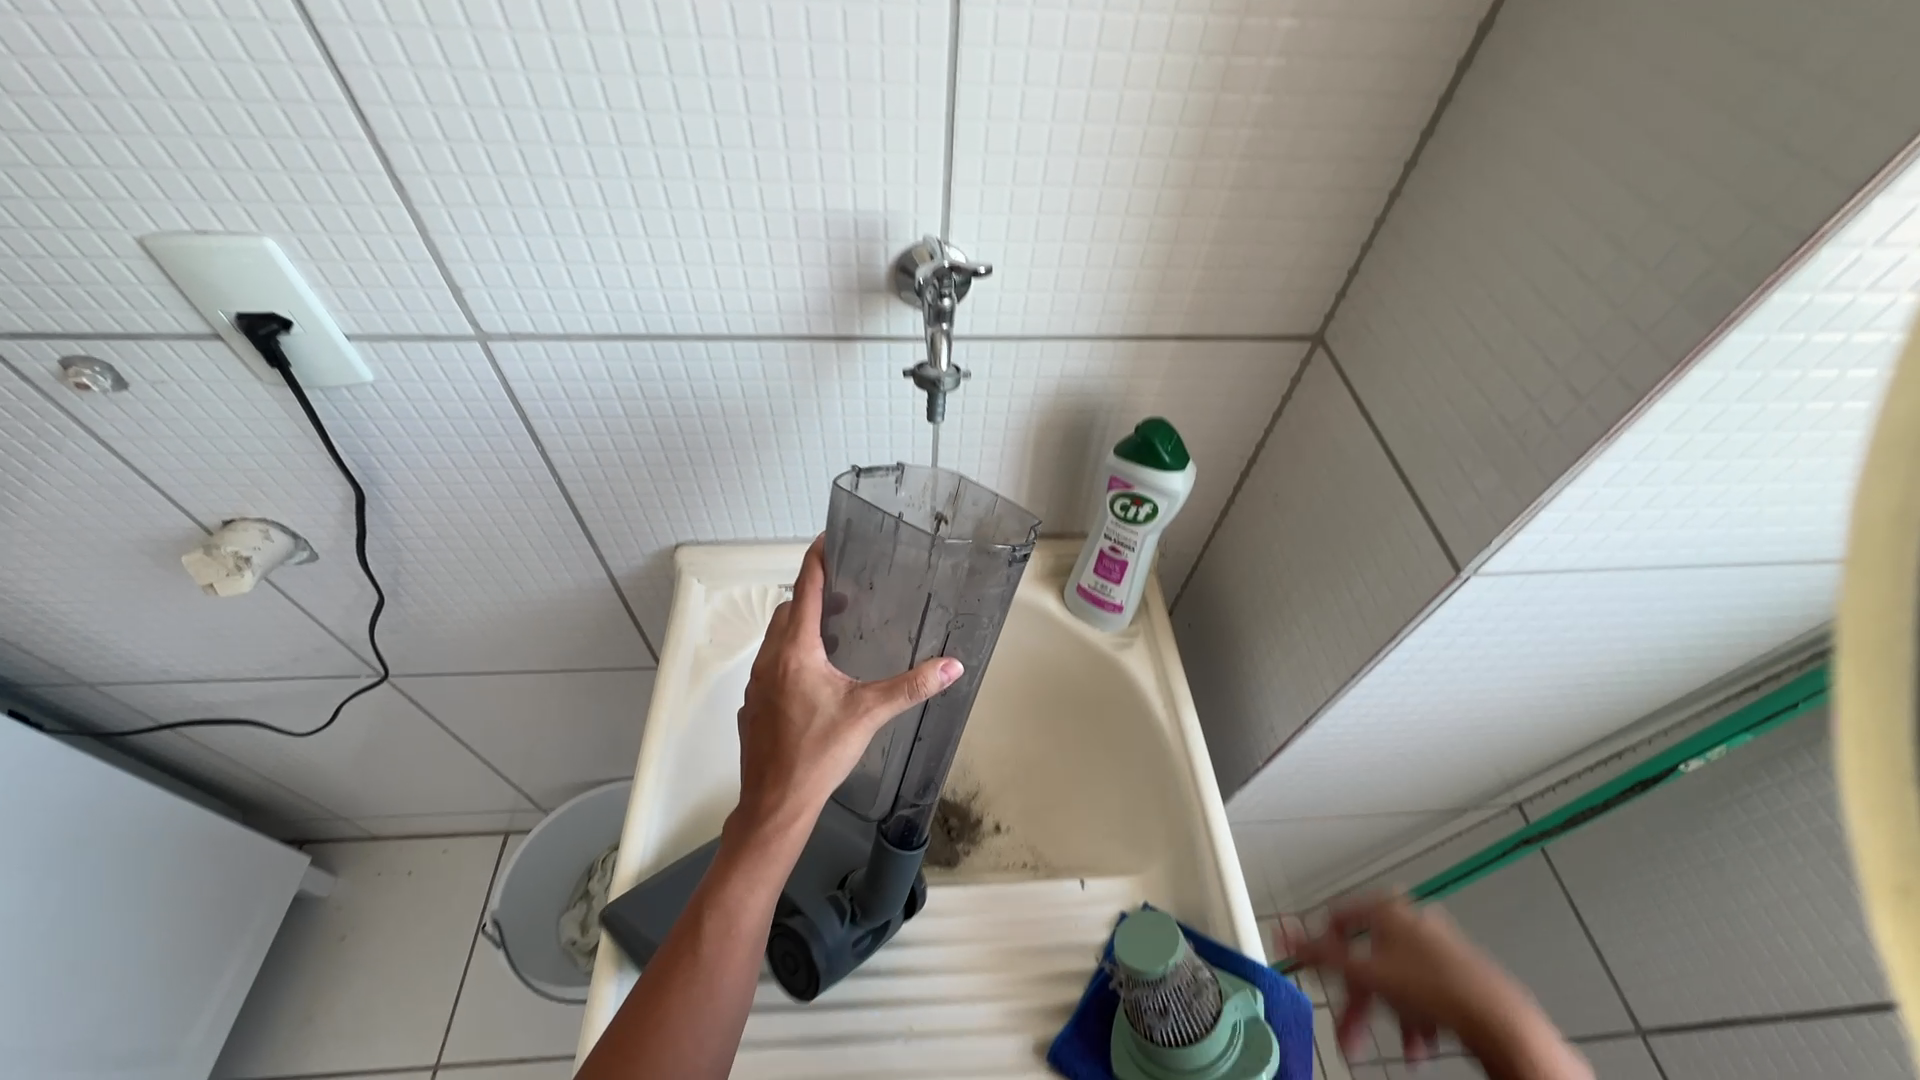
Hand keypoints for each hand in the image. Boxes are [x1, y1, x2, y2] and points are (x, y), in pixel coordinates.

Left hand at [732, 536, 962, 834]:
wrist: (775, 803)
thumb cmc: (819, 754)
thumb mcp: (870, 714)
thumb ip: (911, 686)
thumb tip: (953, 666)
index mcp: (796, 652)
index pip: (805, 590)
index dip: (816, 560)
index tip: (828, 538)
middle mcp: (770, 660)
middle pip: (788, 611)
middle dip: (813, 595)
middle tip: (845, 593)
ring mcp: (756, 684)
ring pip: (776, 638)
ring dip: (800, 626)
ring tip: (834, 633)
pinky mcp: (753, 705)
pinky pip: (771, 665)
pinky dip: (790, 656)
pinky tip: (814, 679)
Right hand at [1280, 894, 1541, 1065]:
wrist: (1498, 1022)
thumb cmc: (1431, 989)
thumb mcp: (1363, 972)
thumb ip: (1318, 953)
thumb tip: (1280, 931)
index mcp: (1386, 907)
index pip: (1337, 919)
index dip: (1322, 949)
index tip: (1317, 975)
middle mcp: (1411, 919)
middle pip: (1366, 958)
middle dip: (1356, 1000)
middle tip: (1347, 1031)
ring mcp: (1437, 944)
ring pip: (1394, 981)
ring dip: (1386, 1016)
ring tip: (1390, 1044)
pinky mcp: (1457, 971)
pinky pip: (1421, 993)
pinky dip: (1413, 1018)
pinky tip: (1417, 1043)